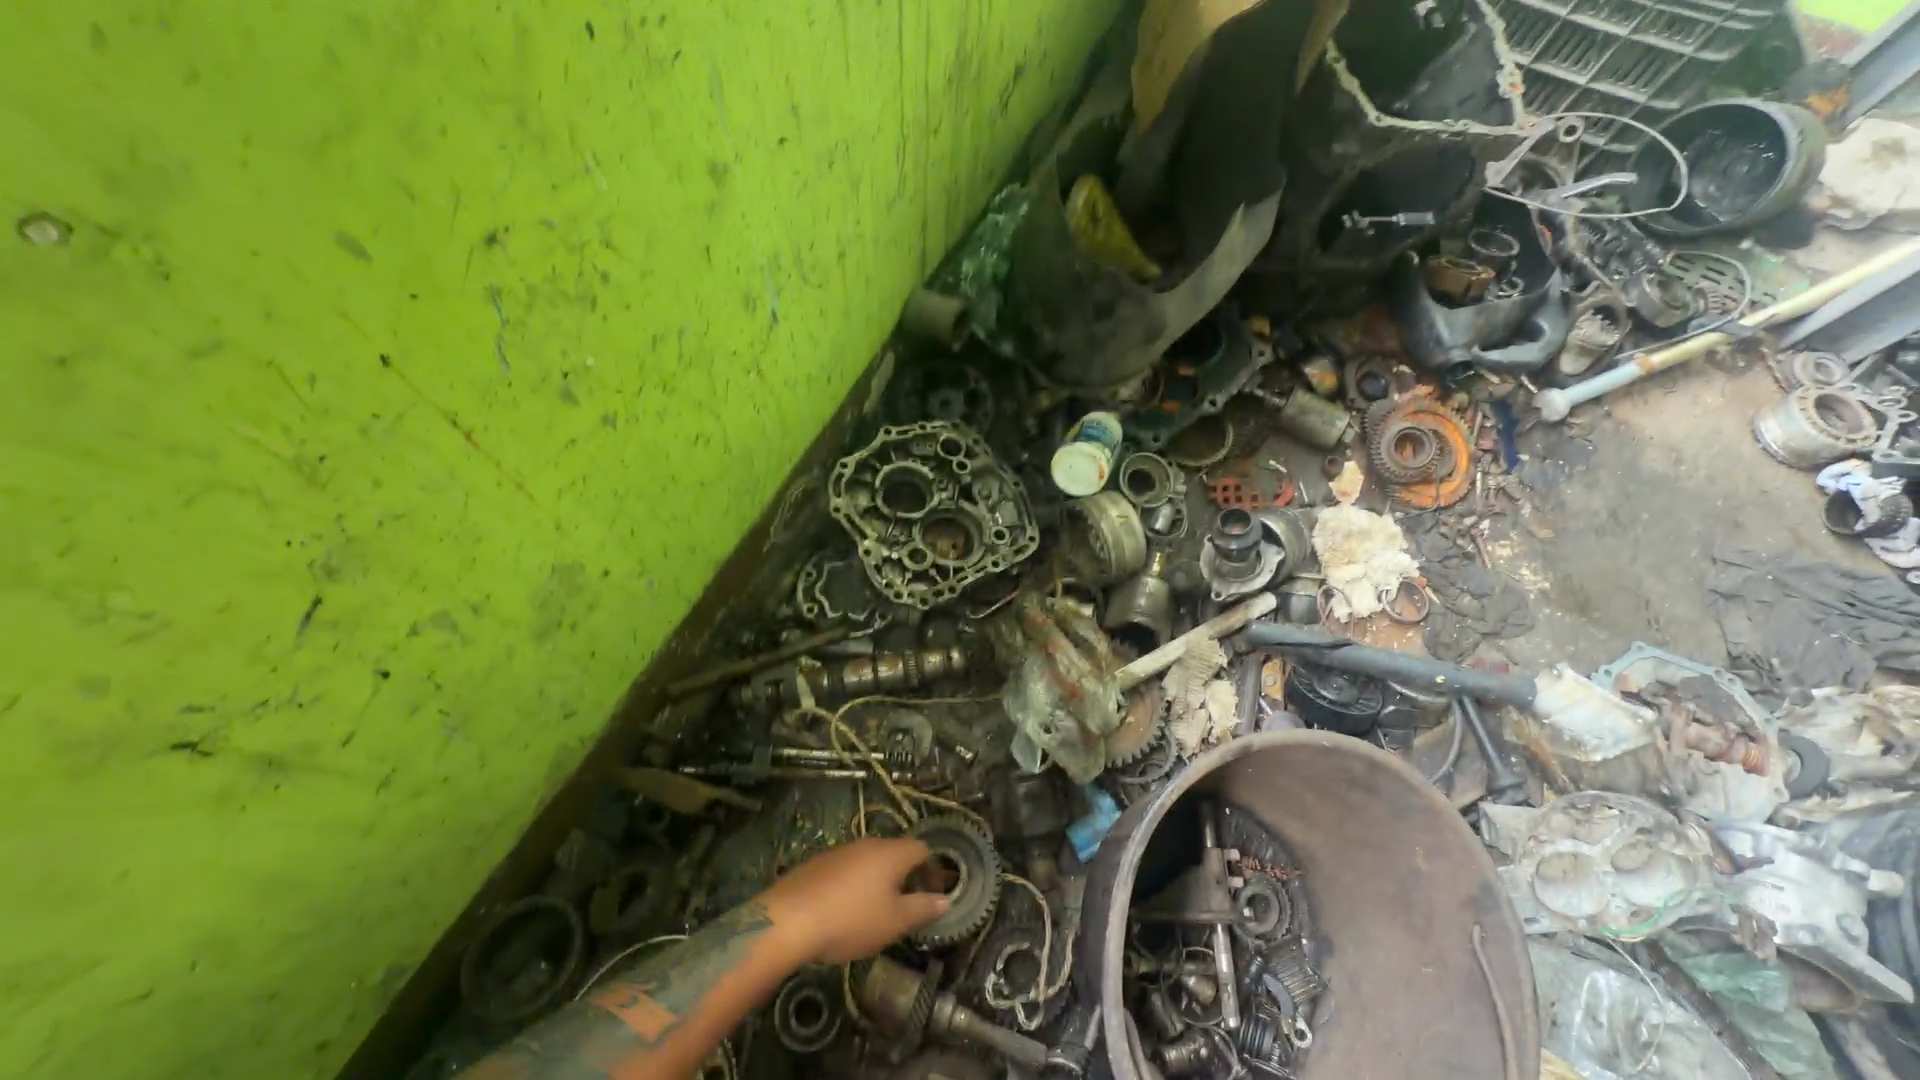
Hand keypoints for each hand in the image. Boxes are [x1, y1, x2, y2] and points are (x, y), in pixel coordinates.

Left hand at [757, 837, 951, 964]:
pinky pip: (846, 871)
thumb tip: (946, 900)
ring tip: (875, 914)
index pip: (923, 850)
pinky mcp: (816, 864)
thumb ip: (923, 908)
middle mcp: (867, 844)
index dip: (933, 872)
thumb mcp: (895, 922)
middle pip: (896, 853)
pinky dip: (854, 887)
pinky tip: (844, 913)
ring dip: (879, 883)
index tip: (933, 898)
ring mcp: (839, 851)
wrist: (788, 920)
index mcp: (891, 853)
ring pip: (869, 862)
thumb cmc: (851, 920)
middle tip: (906, 909)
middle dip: (906, 878)